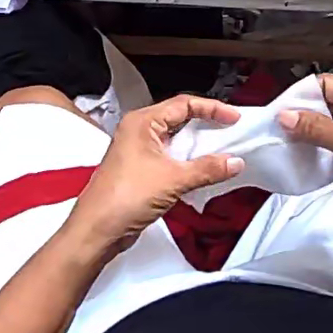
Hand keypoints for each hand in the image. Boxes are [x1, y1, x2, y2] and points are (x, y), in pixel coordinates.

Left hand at [65, 95, 243, 253]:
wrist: (98, 228)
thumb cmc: (124, 196)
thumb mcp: (173, 179)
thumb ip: (207, 169)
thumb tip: (234, 162)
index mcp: (142, 122)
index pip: (183, 104)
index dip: (211, 108)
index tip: (233, 118)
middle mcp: (138, 130)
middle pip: (179, 118)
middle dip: (206, 124)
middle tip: (231, 132)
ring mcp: (137, 149)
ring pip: (175, 138)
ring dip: (197, 145)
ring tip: (222, 151)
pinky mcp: (140, 168)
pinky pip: (169, 156)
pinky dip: (187, 160)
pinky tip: (203, 170)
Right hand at [278, 74, 332, 239]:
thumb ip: (320, 129)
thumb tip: (283, 116)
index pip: (329, 85)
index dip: (302, 95)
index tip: (276, 110)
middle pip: (323, 103)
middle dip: (300, 114)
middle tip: (272, 127)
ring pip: (323, 125)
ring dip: (303, 133)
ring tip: (277, 140)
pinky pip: (327, 144)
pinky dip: (311, 148)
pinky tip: (294, 153)